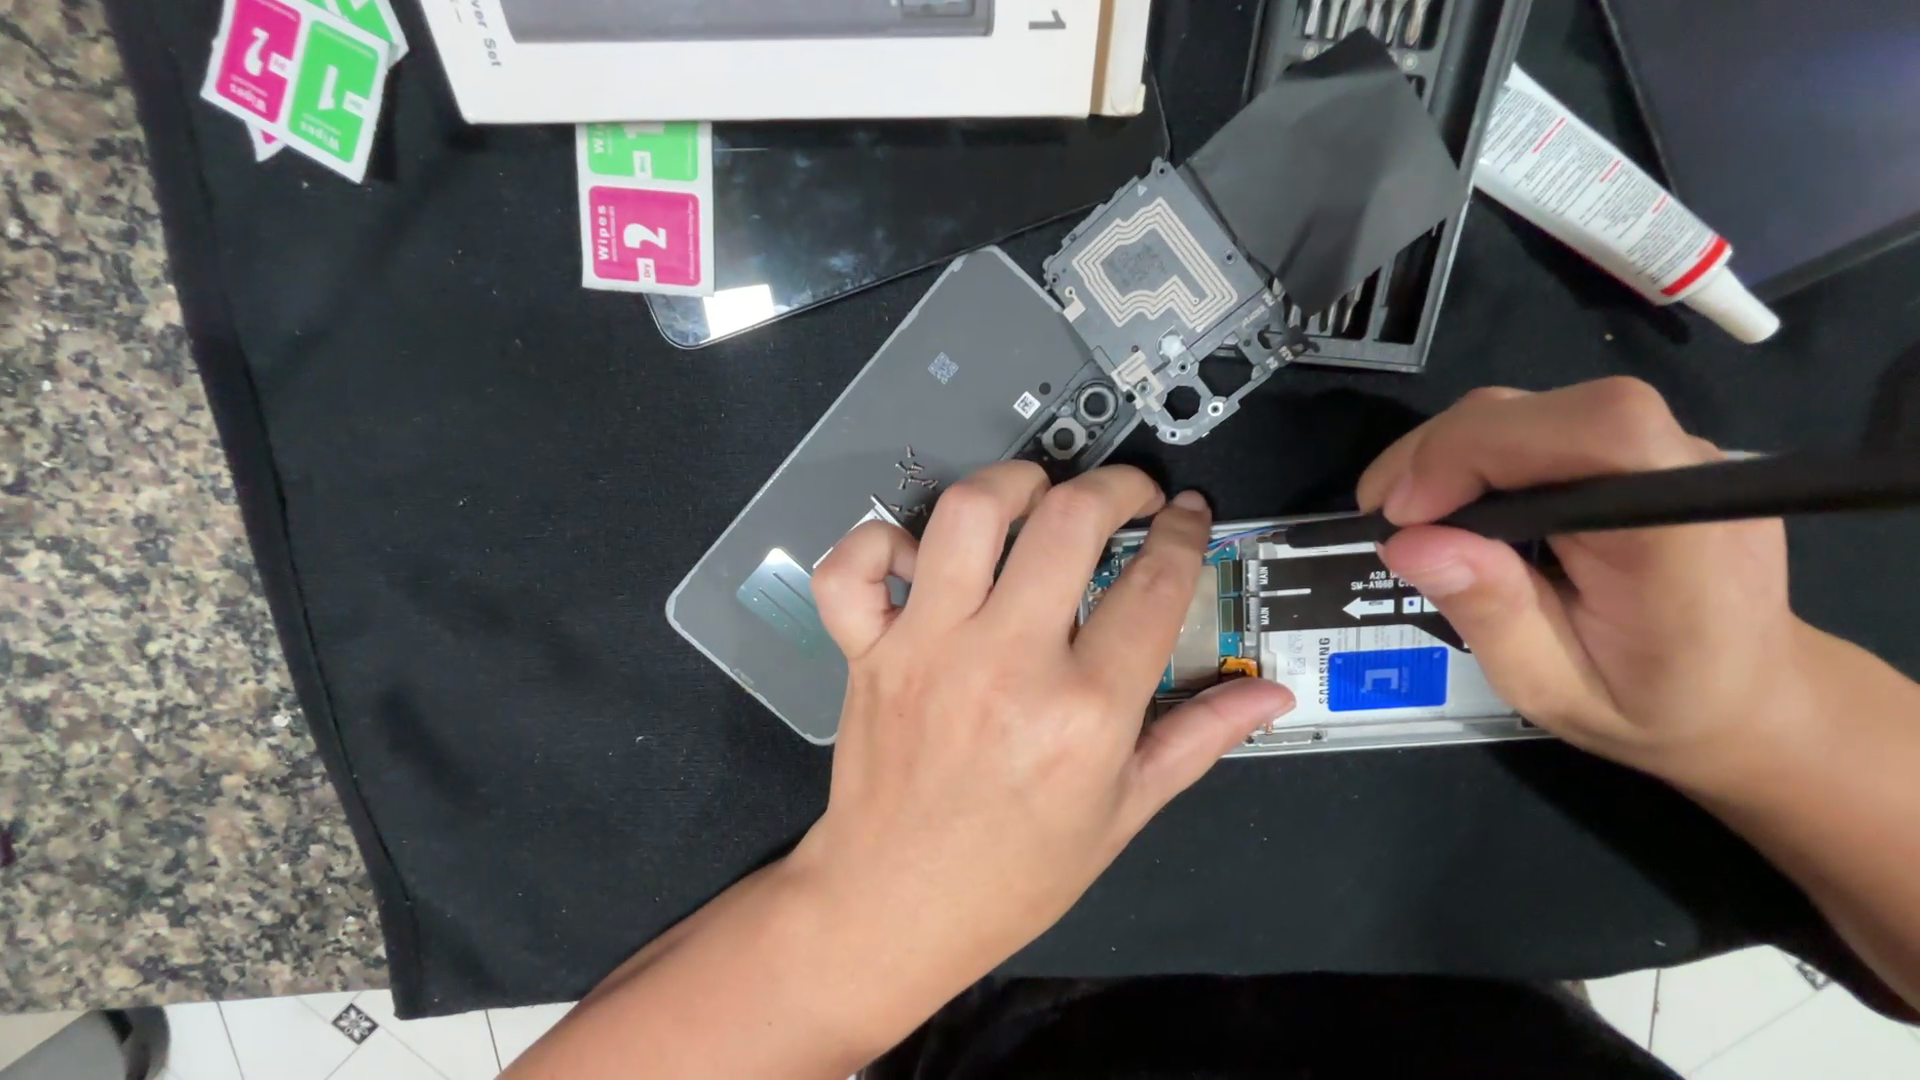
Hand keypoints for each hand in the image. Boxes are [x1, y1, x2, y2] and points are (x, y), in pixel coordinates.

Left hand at [794, 463, 1294, 1003]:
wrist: (896, 905)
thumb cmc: (1015, 871)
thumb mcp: (1123, 812)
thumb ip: (1198, 738)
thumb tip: (1270, 694)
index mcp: (1085, 712)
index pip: (1154, 586)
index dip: (1184, 535)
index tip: (1188, 516)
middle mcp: (1005, 663)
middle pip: (1068, 522)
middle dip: (1115, 485)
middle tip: (1128, 495)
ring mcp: (927, 649)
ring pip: (966, 516)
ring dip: (1011, 483)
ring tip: (1036, 497)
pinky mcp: (867, 652)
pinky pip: (853, 567)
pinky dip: (880, 541)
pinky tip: (923, 555)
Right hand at [1360, 378, 1815, 785]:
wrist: (1746, 693)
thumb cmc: (1651, 705)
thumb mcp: (1552, 688)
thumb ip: (1491, 614)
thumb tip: (1405, 543)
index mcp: (1682, 541)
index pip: (1599, 433)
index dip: (1484, 448)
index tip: (1405, 513)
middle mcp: (1684, 475)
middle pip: (1547, 411)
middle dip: (1440, 452)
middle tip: (1380, 516)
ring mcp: (1662, 453)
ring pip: (1530, 409)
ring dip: (1444, 452)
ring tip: (1404, 514)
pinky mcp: (1632, 450)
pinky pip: (1533, 425)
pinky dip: (1468, 455)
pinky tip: (1444, 502)